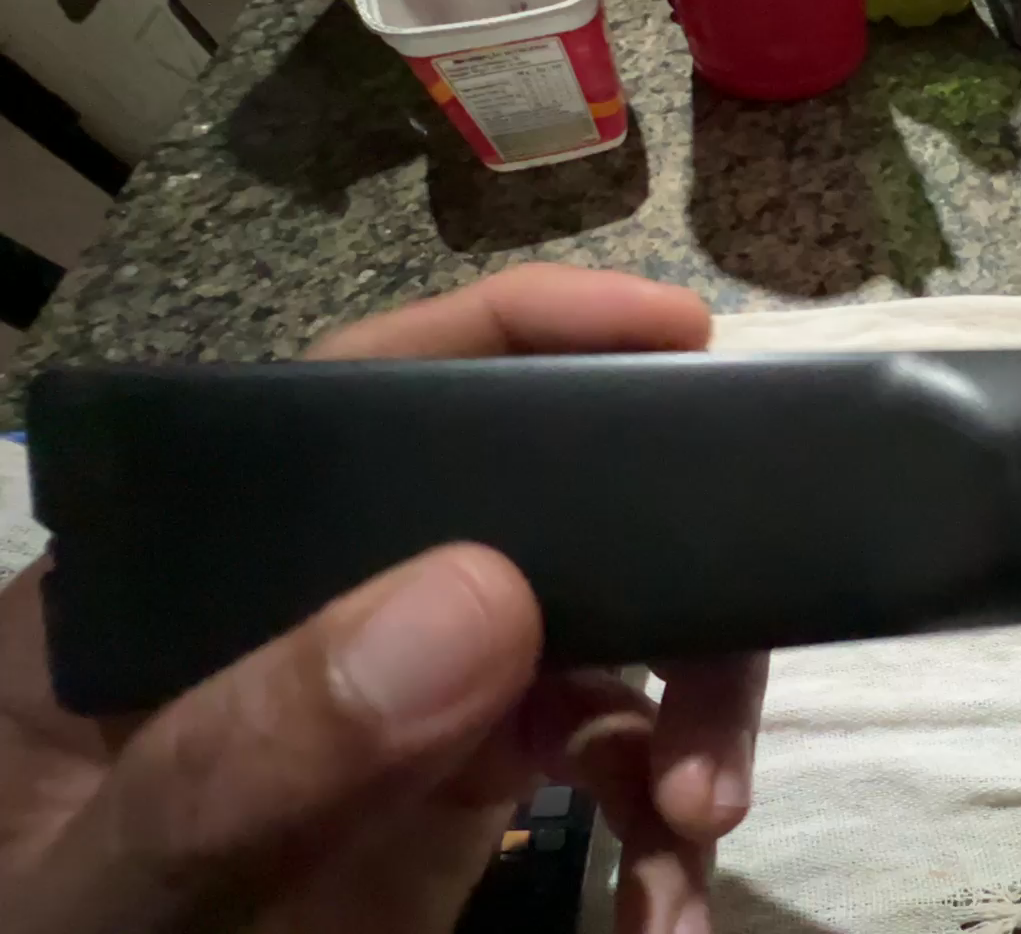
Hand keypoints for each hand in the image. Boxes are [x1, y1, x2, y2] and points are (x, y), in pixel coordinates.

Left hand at [0, 265, 762, 933]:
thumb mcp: (106, 896)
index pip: (392, 387)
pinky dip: (668, 811)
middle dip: (678, 581)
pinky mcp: (513, 752)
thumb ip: (252, 759)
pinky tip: (668, 897)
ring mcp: (456, 671)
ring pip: (637, 624)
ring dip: (698, 710)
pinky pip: (635, 738)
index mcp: (249, 557)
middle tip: (730, 663)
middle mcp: (374, 587)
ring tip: (704, 811)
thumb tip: (484, 598)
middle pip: (572, 512)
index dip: (541, 329)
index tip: (678, 328)